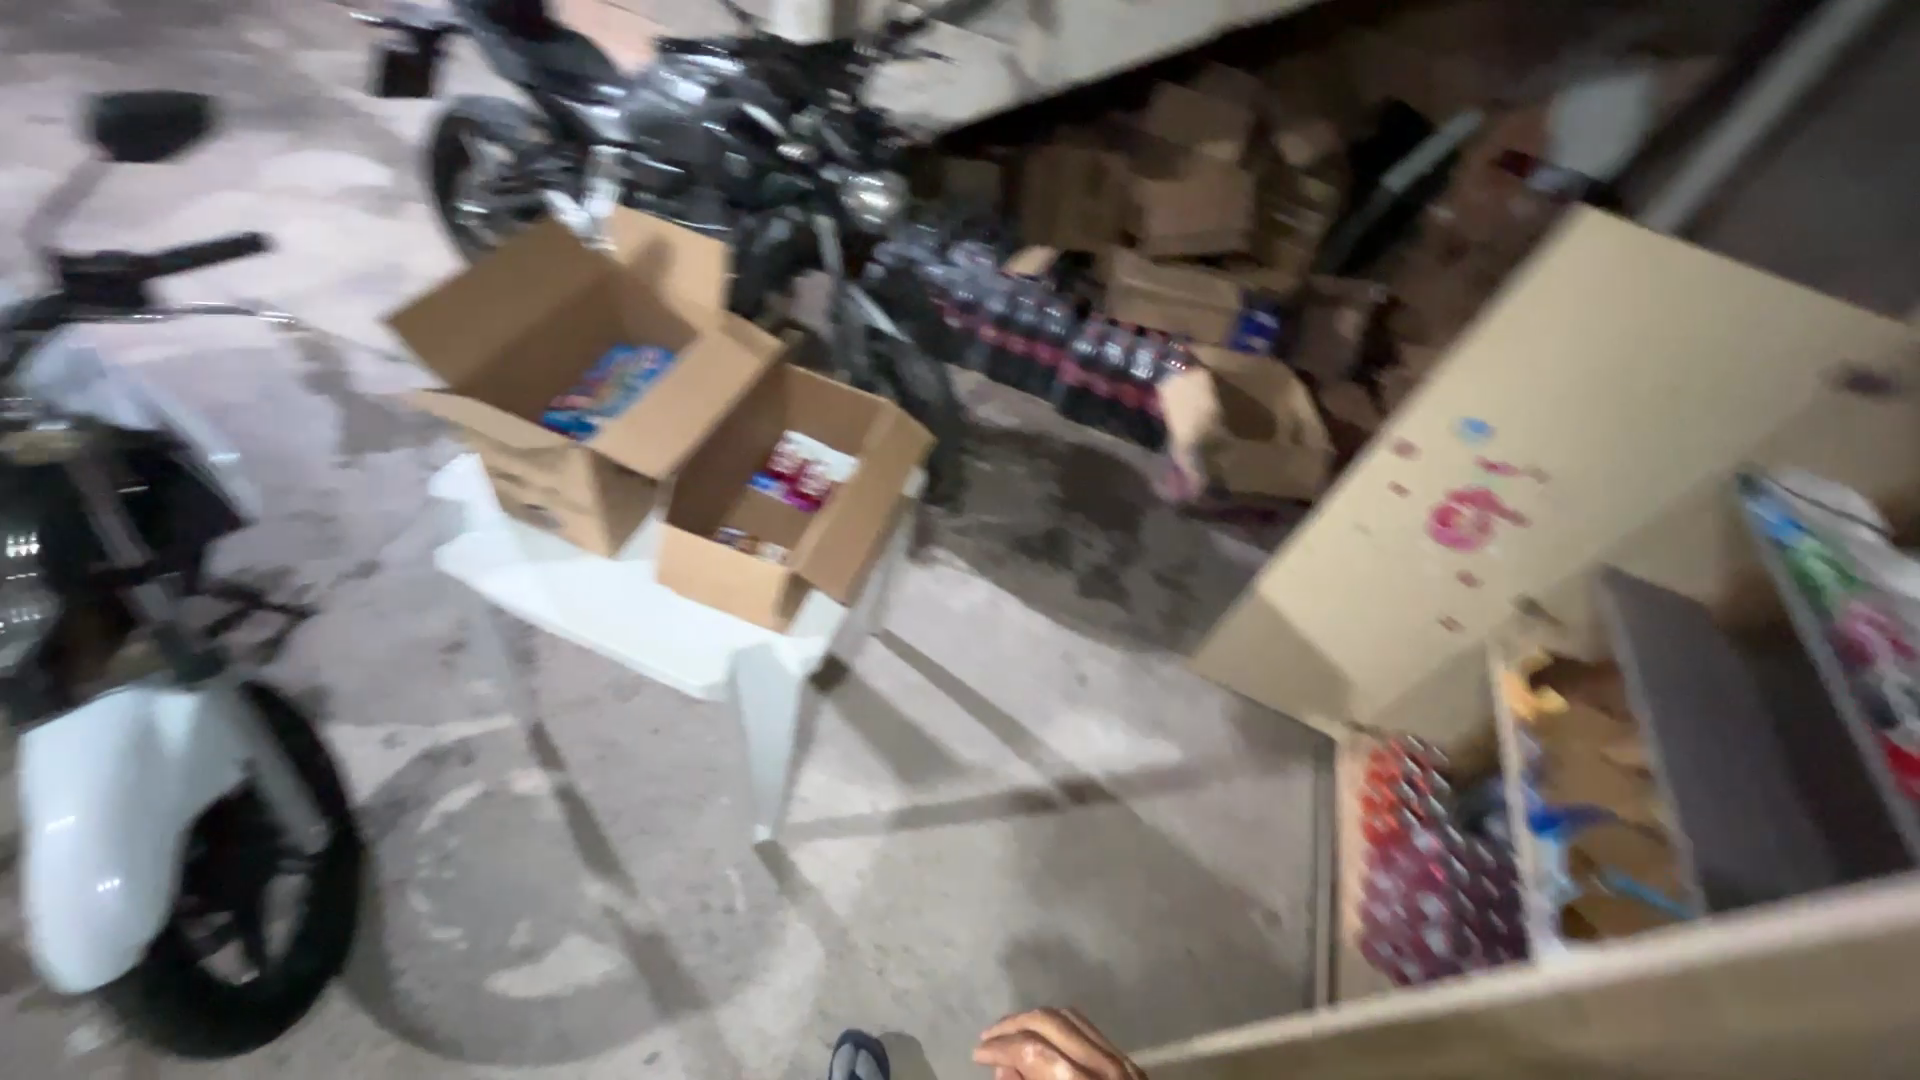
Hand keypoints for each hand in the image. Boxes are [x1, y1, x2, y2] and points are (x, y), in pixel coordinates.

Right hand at [972, 1008, 1146, 1079]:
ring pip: (1068, 1016)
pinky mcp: (1129, 1064)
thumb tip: (1003, 1067)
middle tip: (987, 1039)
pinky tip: (1043, 1034)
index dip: (998, 1048)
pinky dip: (1059, 1023)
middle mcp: (1101, 1067)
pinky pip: (1088, 1027)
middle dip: (1012, 1025)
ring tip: (1010, 1032)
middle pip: (1048, 1022)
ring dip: (1033, 1018)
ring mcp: (1120, 1061)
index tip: (977, 1055)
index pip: (1031, 1050)